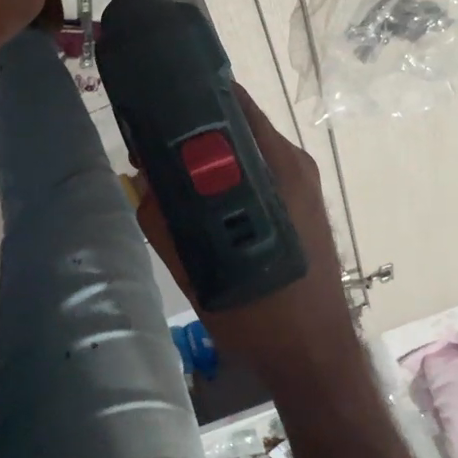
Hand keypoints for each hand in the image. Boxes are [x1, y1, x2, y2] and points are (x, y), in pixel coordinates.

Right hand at [137, 85, 360, 384]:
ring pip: (245, 151)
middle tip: (150, 143)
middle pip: (236, 126)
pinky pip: (256, 173)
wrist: (315, 360)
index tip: (154, 102)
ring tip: (167, 171)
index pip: (232, 103)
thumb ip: (164, 220)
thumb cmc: (260, 314)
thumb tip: (141, 178)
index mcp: (278, 167)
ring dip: (209, 155)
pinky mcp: (302, 206)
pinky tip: (199, 198)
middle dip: (193, 129)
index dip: (191, 97)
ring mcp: (301, 185)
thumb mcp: (197, 268)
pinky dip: (227, 175)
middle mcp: (293, 166)